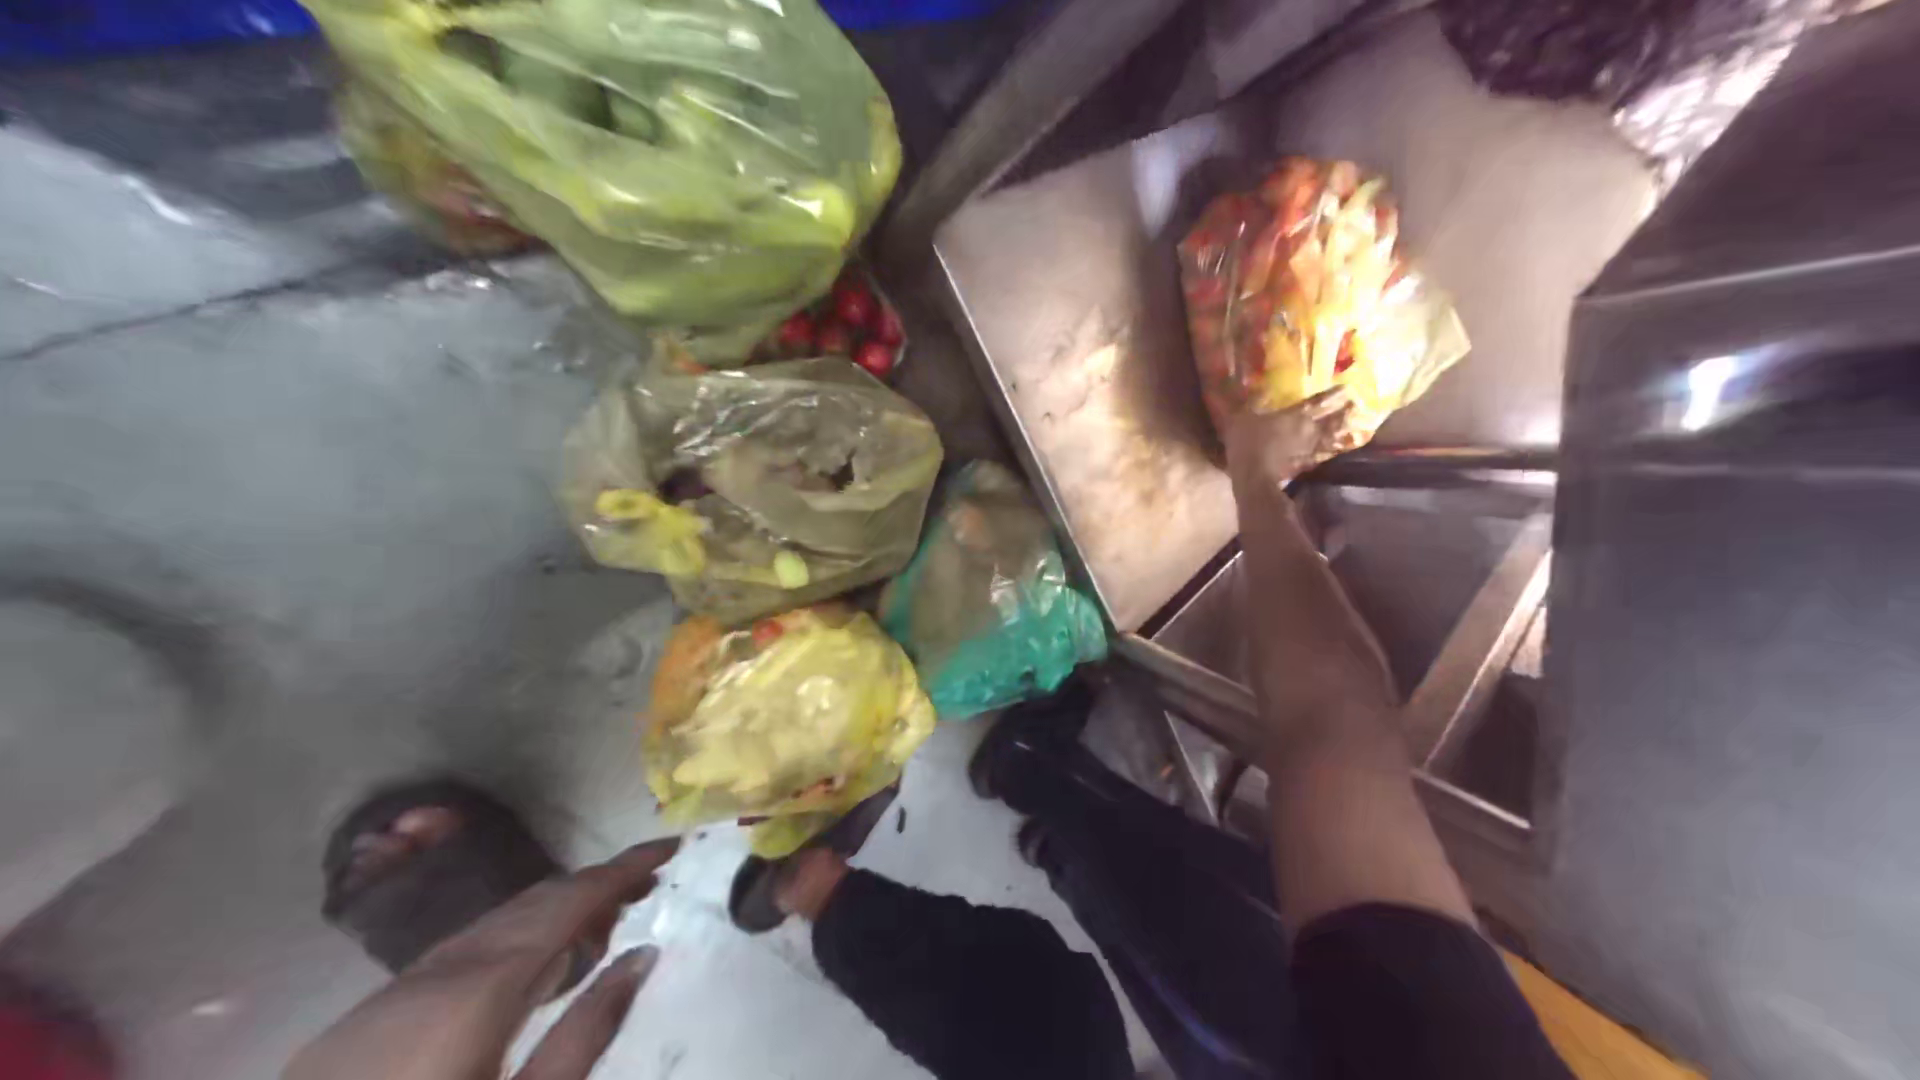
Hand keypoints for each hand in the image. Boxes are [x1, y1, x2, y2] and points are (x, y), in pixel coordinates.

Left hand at [287, 838, 679, 1079]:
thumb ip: (588, 1030)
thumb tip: (643, 954)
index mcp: (484, 989)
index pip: (571, 899)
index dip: (624, 867)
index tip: (670, 848)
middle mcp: (440, 970)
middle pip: (536, 900)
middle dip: (596, 885)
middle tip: (647, 890)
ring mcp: (394, 992)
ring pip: (496, 922)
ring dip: (554, 910)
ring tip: (600, 927)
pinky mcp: (364, 1019)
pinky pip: (460, 952)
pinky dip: (511, 939)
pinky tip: (527, 969)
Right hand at [1221, 387, 1354, 490]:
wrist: (1253, 476)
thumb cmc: (1247, 442)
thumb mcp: (1243, 417)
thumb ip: (1251, 402)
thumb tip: (1258, 387)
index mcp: (1295, 415)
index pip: (1318, 402)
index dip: (1333, 395)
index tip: (1348, 387)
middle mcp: (1308, 430)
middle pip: (1331, 420)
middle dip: (1343, 413)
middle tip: (1356, 407)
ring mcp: (1308, 450)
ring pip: (1330, 438)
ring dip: (1341, 433)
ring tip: (1352, 428)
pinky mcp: (1303, 466)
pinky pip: (1319, 457)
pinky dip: (1327, 453)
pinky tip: (1332, 452)